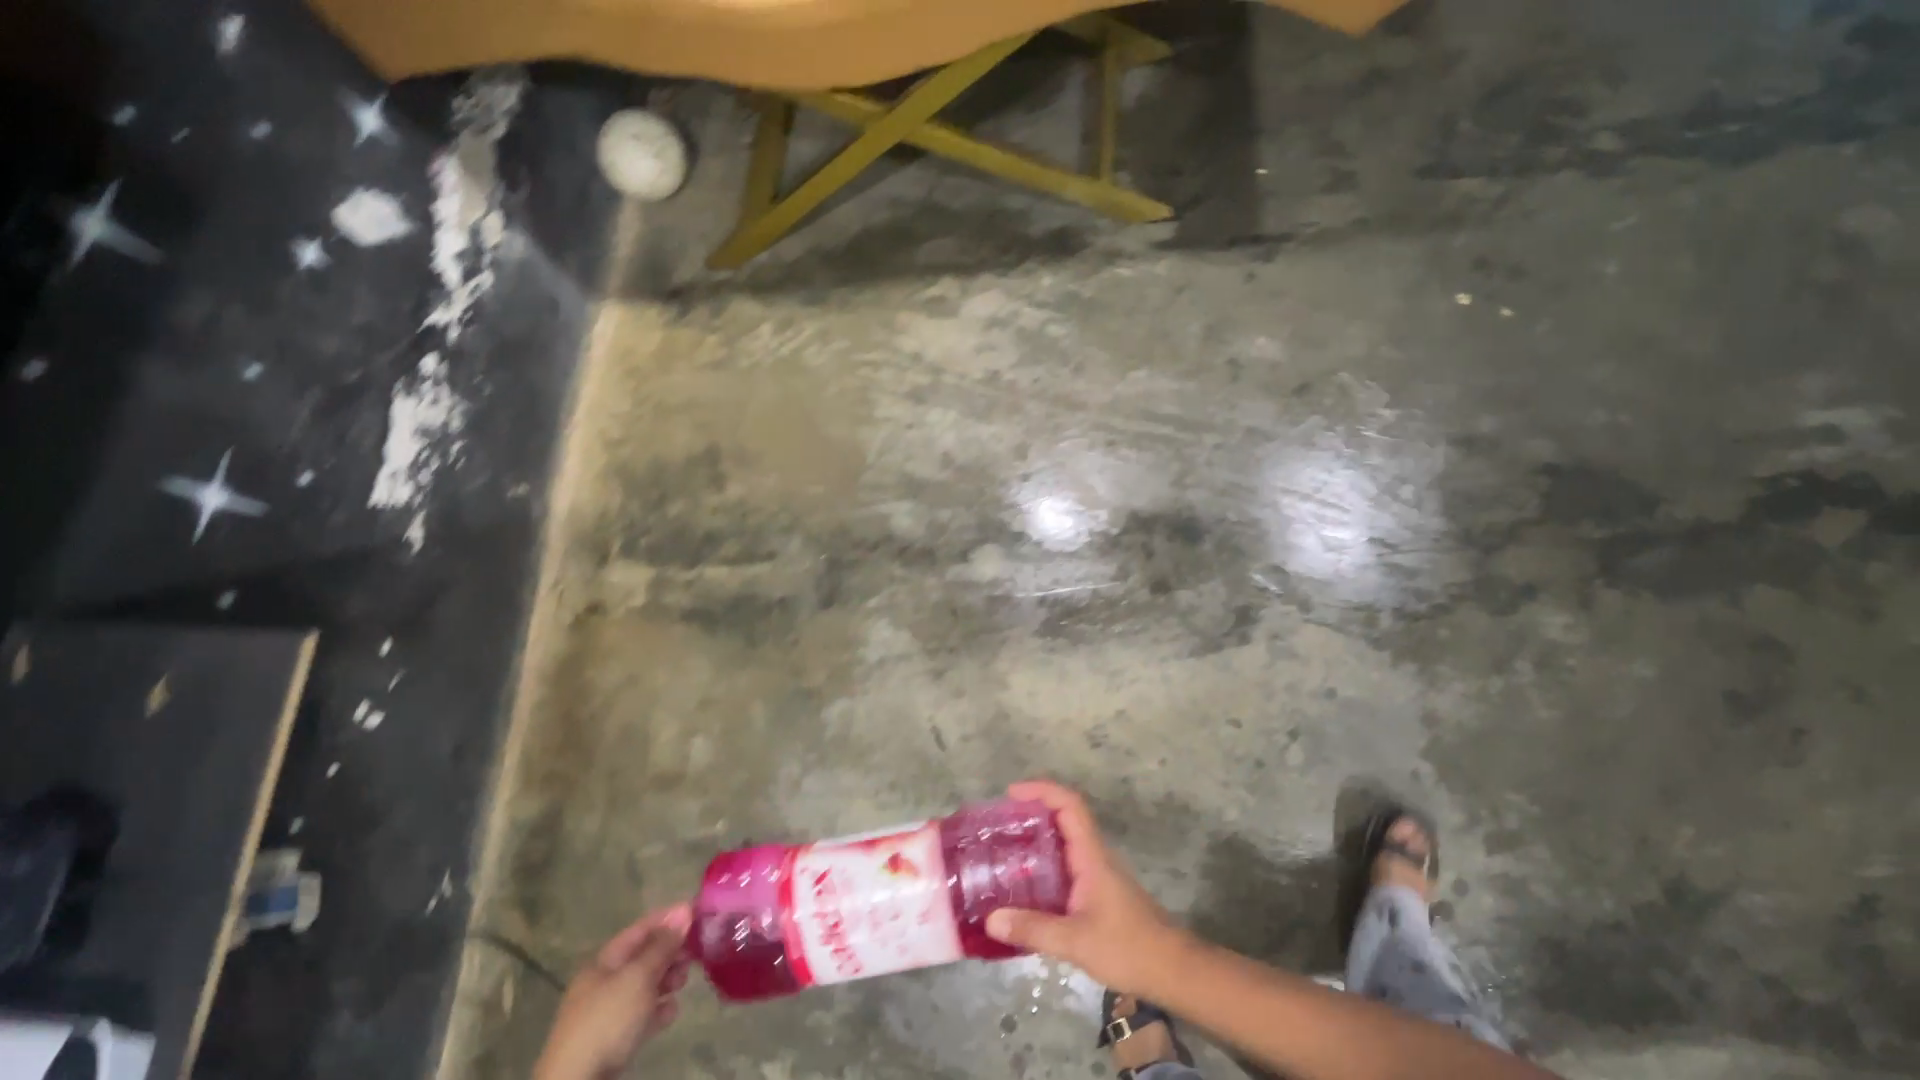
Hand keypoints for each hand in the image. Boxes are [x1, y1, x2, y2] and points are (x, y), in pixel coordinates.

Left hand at [534, 903, 692, 1079]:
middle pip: (643, 958)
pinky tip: (670, 1012)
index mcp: (604, 962)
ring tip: (683, 983)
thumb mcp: (638, 978)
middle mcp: (605, 983)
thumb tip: (683, 911)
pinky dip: (658, 1010)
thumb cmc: (607, 1021)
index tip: (697, 911)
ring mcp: (608, 1012)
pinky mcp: (615, 1039)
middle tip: (696, 953)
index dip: (667, 919)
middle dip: (670, 952)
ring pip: (645, 987)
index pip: (640, 930)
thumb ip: (662, 946)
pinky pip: (642, 1016)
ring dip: (667, 981)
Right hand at [985, 780, 1185, 994]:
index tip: (1011, 793)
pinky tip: (1024, 891)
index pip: (1070, 805)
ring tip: (1000, 855)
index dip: (1042, 790)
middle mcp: (1096, 859)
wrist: (1173, 971)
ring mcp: (1099, 877)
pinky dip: (1043, 870)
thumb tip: (990, 920)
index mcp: (1092, 857)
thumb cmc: (1128, 947)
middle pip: (1064, 821)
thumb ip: (1033, 929)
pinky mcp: (1099, 897)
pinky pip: (1066, 870)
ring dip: (1036, 844)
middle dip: (1031, 816)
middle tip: (996, 828)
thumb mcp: (1075, 941)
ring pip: (1064, 847)